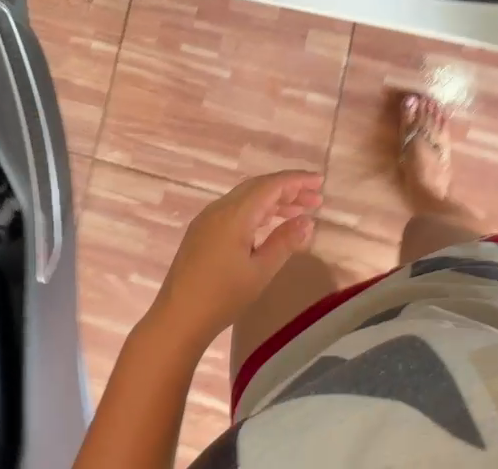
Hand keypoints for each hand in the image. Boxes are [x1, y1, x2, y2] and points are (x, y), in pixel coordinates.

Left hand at [149, 171, 322, 345]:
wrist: (178, 317)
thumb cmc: (223, 297)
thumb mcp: (260, 271)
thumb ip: (284, 242)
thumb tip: (307, 221)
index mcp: (234, 214)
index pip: (270, 185)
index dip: (296, 180)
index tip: (319, 182)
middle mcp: (219, 208)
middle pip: (257, 187)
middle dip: (288, 190)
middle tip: (316, 200)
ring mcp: (208, 219)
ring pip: (245, 198)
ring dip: (272, 201)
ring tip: (300, 212)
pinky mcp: (202, 231)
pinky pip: (234, 209)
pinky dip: (257, 211)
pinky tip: (269, 223)